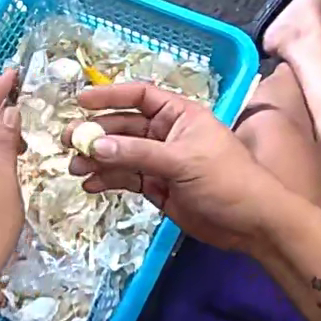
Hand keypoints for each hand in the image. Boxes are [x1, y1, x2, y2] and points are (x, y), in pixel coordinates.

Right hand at [67, 83, 291, 254]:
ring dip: (97, 158)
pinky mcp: (156, 186)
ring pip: (119, 153)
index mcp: (178, 114)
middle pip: (123, 126)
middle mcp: (165, 133)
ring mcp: (159, 160)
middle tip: (69, 141)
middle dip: (95, 133)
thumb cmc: (225, 180)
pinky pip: (125, 177)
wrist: (251, 224)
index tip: (81, 100)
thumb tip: (95, 145)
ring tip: (74, 168)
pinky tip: (91, 186)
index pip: (139, 95)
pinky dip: (107, 180)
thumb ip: (136, 152)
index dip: (109, 95)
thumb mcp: (181, 161)